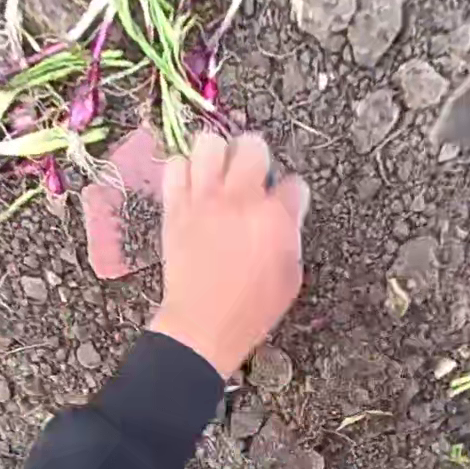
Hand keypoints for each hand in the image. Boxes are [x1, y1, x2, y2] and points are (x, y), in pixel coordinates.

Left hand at [148, 132, 308, 378]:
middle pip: (253, 146)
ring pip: (209, 144)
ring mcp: (205, 200)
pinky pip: (175, 166)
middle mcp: (241, 200)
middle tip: (253, 177)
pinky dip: (185, 171)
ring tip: (220, 175)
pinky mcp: (176, 207)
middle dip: (258, 158)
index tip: (285, 204)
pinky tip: (194, 188)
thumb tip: (286, 217)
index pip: (294, 183)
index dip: (291, 194)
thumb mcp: (290, 278)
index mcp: (276, 219)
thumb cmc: (252, 310)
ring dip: (218, 156)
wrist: (204, 324)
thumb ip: (290, 238)